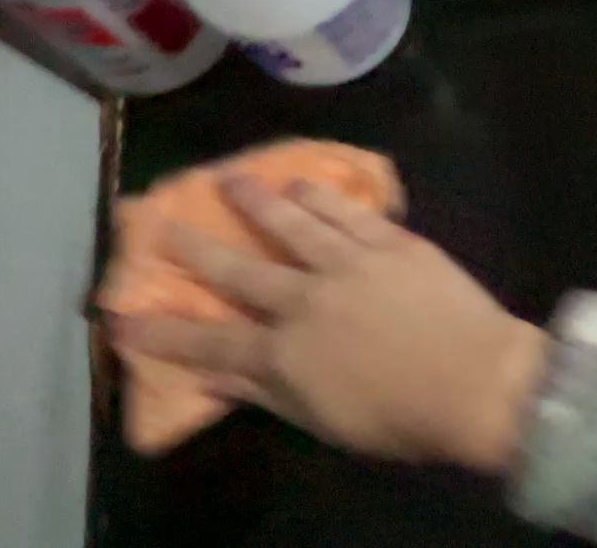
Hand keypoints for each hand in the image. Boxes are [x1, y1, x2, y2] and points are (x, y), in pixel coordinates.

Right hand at [109, 177, 547, 472]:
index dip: (163, 330)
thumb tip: (214, 377)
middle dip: (198, 248)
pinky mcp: (391, 240)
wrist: (474, 376)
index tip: (121, 315)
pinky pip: (348, 211)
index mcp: (285, 354)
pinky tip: (302, 181)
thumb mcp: (323, 418)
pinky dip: (322, 195)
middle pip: (240, 271)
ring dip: (257, 201)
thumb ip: (266, 392)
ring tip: (230, 178)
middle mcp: (306, 299)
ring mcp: (349, 262)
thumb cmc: (400, 415)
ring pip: (292, 224)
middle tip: (162, 223)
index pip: (209, 342)